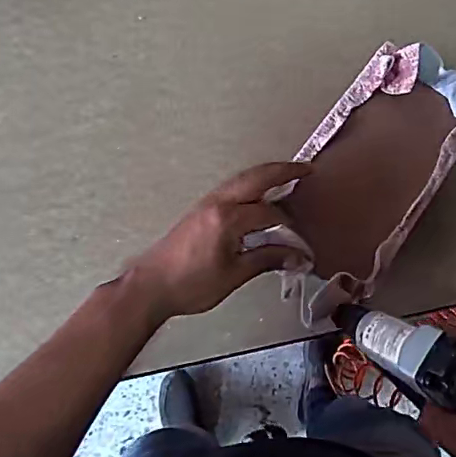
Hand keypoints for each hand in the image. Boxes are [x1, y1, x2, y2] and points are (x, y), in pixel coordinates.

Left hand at [124, 162, 311, 319]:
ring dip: (267, 174)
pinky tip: (259, 192)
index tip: (300, 243)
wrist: (150, 287)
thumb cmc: (189, 284)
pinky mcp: (201, 210)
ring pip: (243, 179)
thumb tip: (296, 257)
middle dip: (284, 171)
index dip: (289, 228)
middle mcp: (217, 204)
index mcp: (227, 219)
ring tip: (287, 174)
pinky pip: (232, 187)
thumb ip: (268, 259)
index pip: (270, 214)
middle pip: (257, 178)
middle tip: (306, 169)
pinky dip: (252, 183)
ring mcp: (207, 204)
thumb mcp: (235, 274)